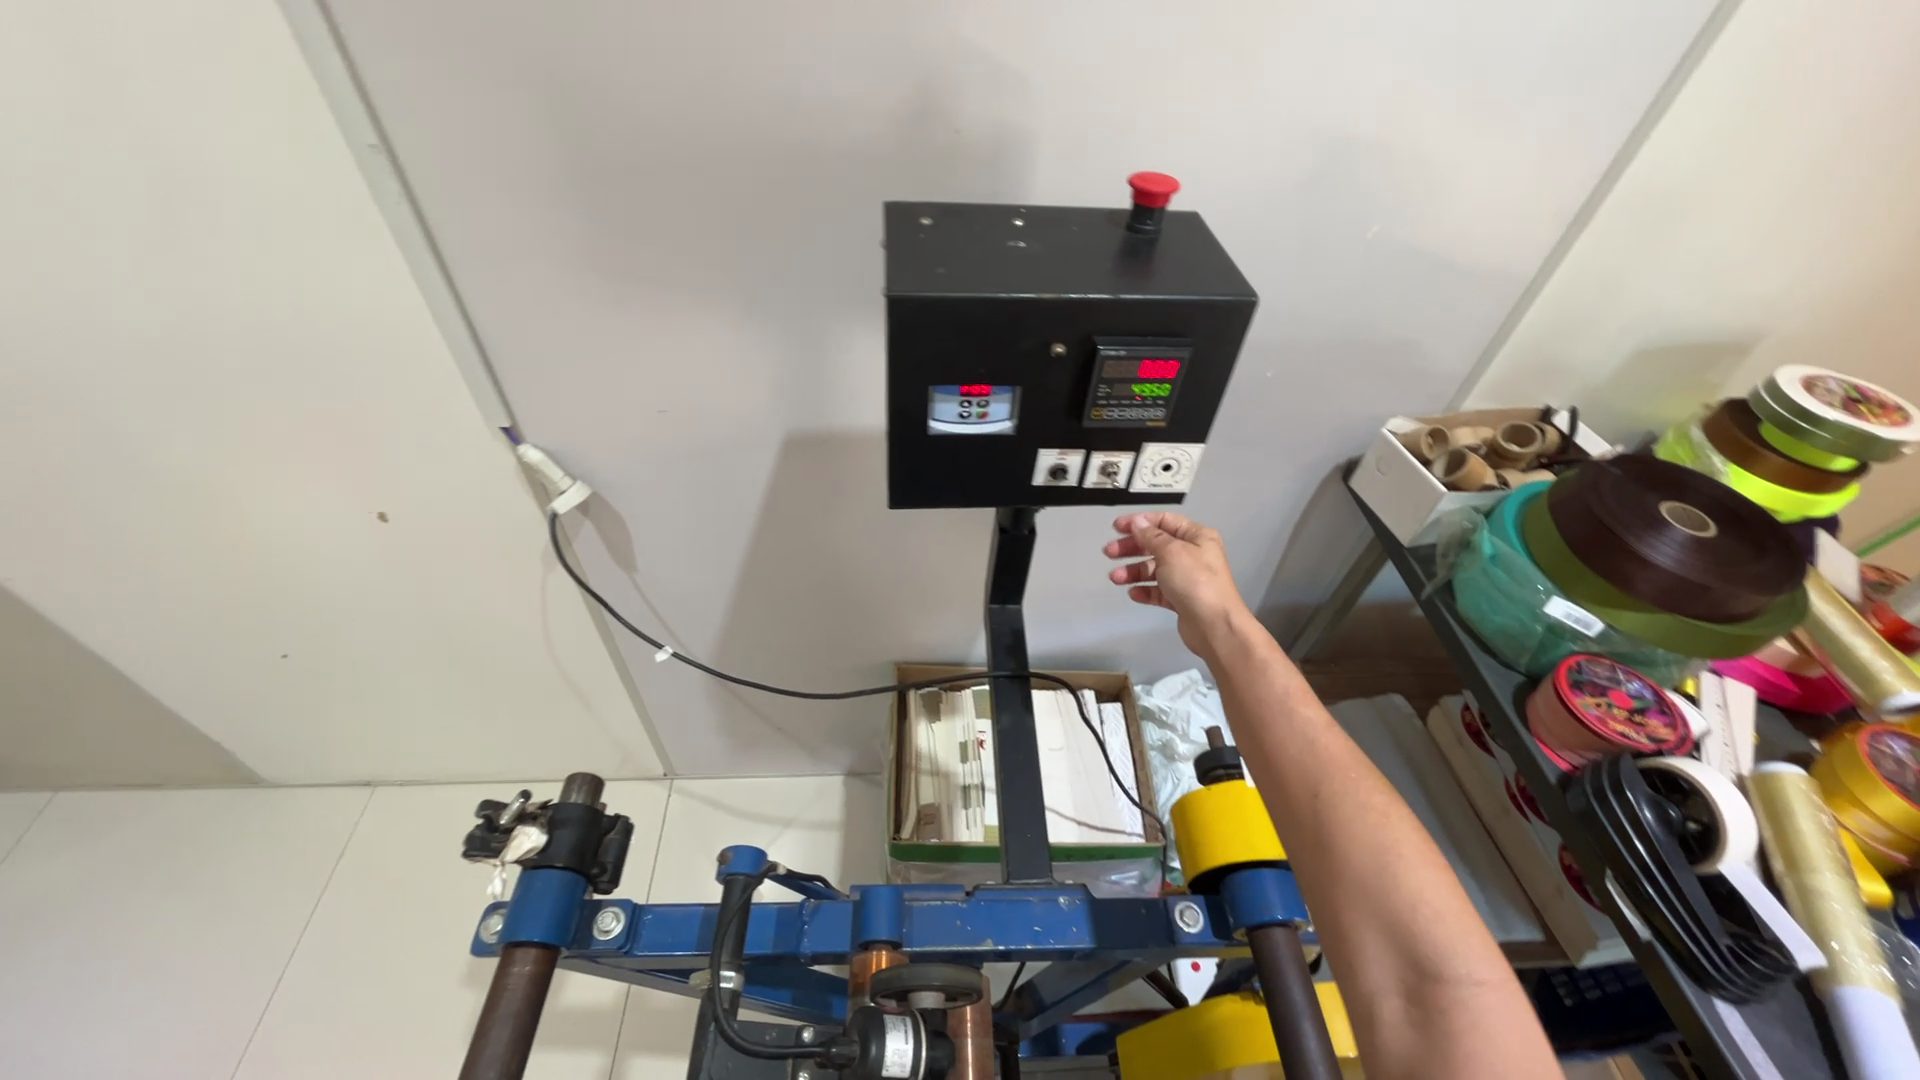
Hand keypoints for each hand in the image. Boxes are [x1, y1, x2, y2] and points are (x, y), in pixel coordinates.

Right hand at [1103, 512, 1248, 654]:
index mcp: (1196, 537)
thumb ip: (1151, 536)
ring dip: (1133, 571)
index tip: (1116, 527)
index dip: (1139, 522)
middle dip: (1131, 548)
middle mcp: (1193, 554)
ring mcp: (1187, 578)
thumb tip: (1138, 522)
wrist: (1214, 625)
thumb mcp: (1171, 552)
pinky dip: (1145, 590)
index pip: (1164, 521)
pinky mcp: (1181, 599)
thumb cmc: (1194, 581)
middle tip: (1109, 553)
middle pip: (1156, 545)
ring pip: (1154, 569)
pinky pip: (1158, 591)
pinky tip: (1134, 593)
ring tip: (1115, 578)